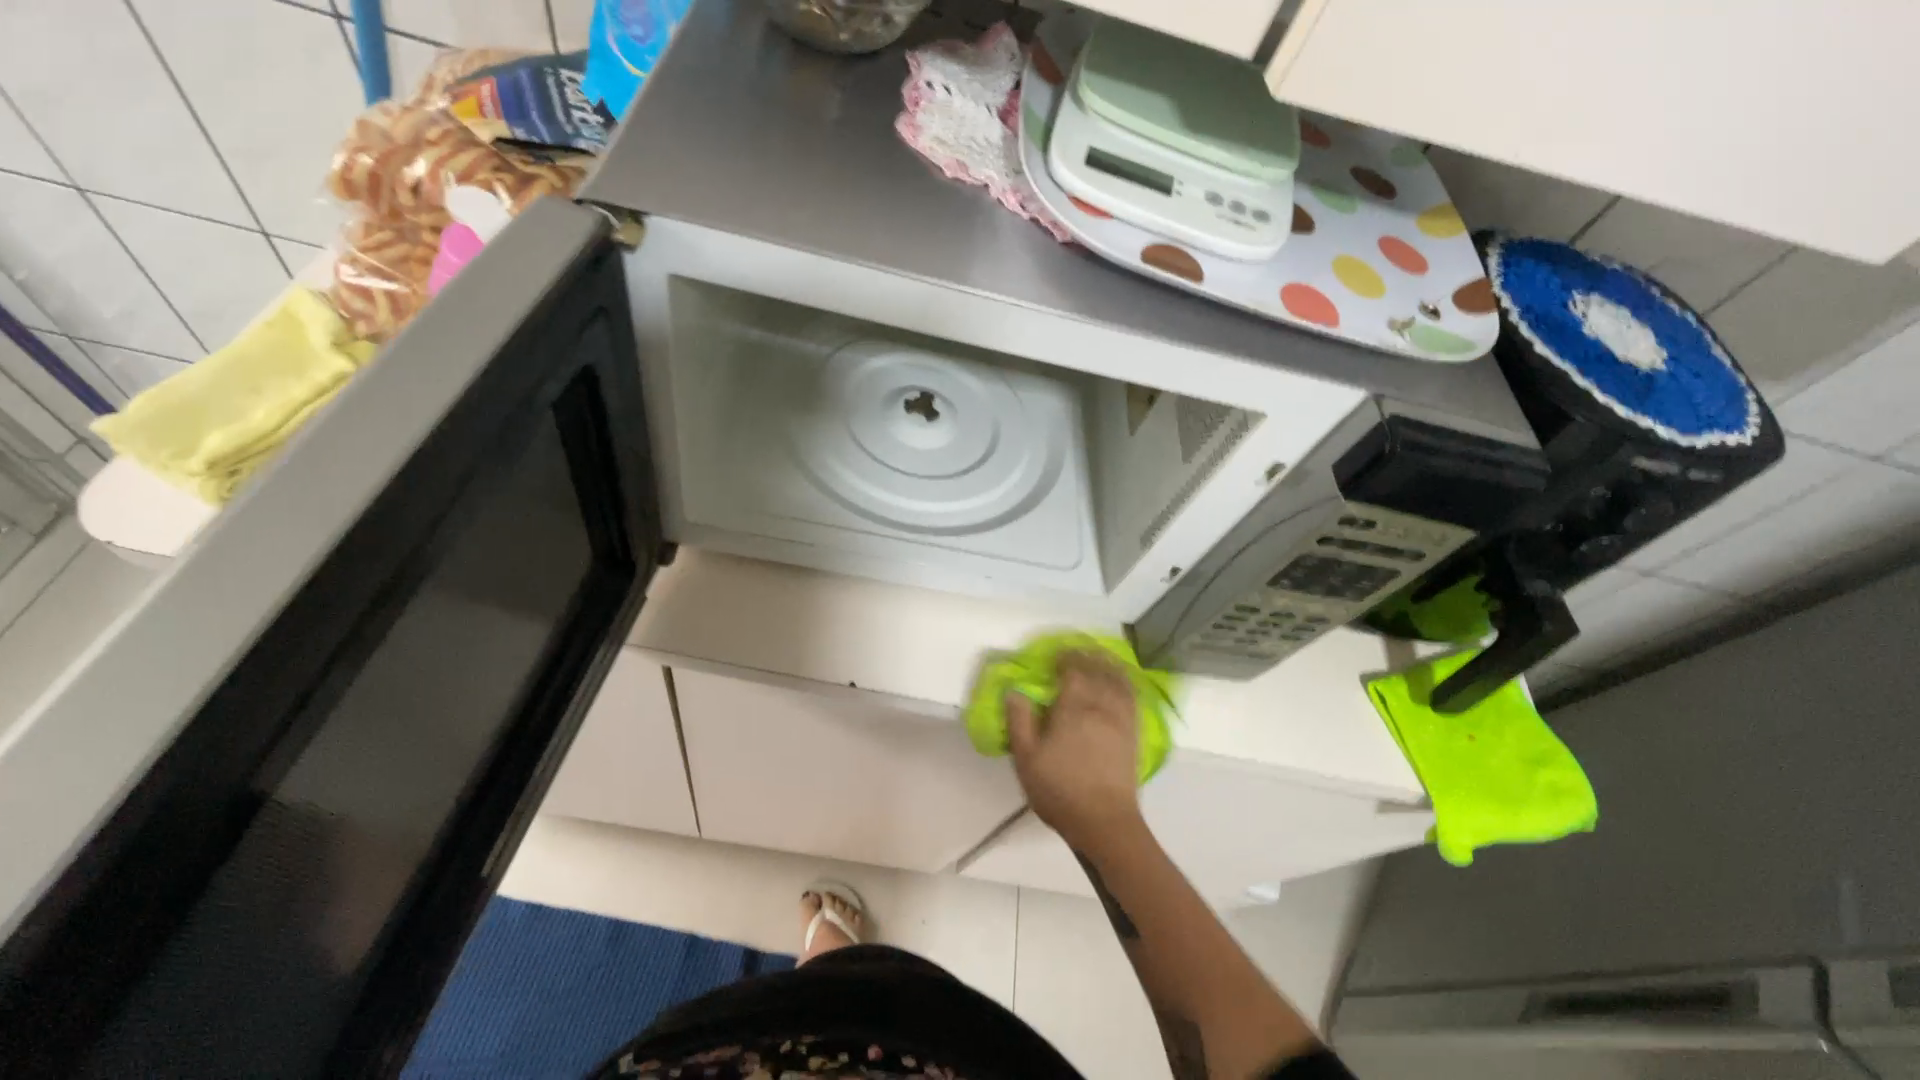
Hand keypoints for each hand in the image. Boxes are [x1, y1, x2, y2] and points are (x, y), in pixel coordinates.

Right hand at [1007, 651, 1144, 851]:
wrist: (1104, 821)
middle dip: (1087, 656)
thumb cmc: (1059, 790)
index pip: (1073, 670)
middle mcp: (1101, 706)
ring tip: (1101, 658)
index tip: (1055, 655)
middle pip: (1098, 670)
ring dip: (1109, 664)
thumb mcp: (1026, 759)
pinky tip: (1122, 683)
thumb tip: (1015, 691)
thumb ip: (1019, 721)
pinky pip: (1133, 698)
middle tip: (1076, 652)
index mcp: (1073, 708)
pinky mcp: (1134, 734)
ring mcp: (1122, 719)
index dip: (1065, 658)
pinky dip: (1127, 683)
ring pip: (1119, 680)